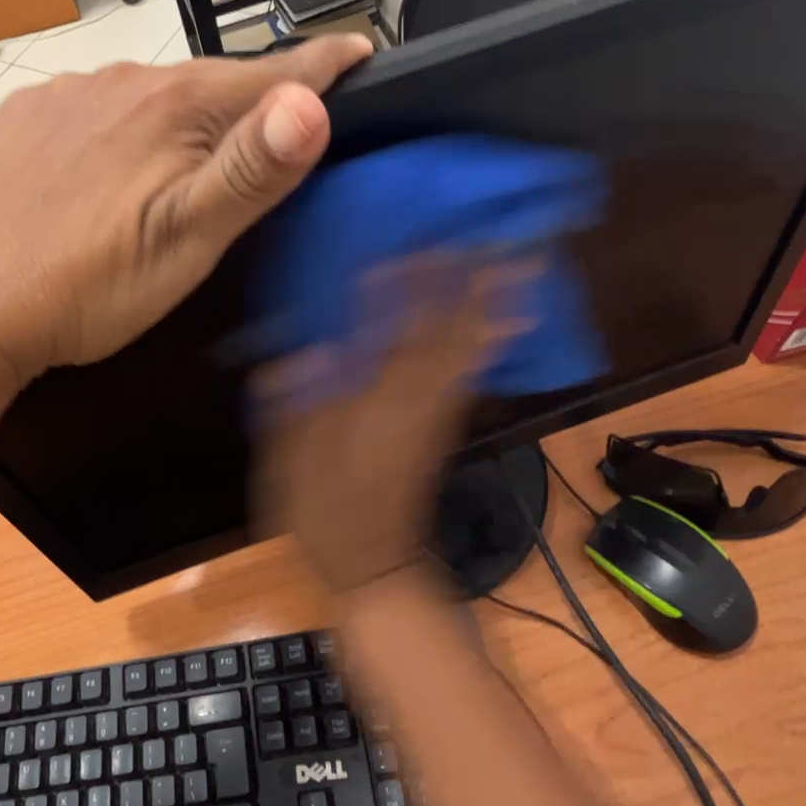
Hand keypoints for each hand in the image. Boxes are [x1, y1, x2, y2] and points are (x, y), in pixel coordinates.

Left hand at [0, 35, 372, 383]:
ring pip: (157, 96)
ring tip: (191, 170)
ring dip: (189, 119)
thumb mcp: (186, 240)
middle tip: (275, 150)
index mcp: (177, 108)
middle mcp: (125, 83)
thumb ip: (252, 170)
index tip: (362, 52)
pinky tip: (114, 168)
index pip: (273, 73)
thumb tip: (312, 102)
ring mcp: (69, 95)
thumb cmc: (86, 284)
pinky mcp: (28, 118)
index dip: (325, 64)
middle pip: (216, 85)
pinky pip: (100, 107)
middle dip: (255, 106)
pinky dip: (128, 126)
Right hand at [253, 256, 535, 592]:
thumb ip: (297, 401)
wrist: (370, 566)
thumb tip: (307, 349)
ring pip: (470, 349)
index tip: (428, 244)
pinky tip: (505, 320)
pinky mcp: (443, 424)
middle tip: (501, 239)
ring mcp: (436, 412)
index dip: (418, 288)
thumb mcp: (290, 458)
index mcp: (375, 404)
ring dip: (492, 305)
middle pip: (451, 333)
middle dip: (474, 286)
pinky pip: (471, 372)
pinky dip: (490, 341)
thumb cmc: (321, 511)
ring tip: (516, 264)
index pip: (400, 334)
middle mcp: (416, 400)